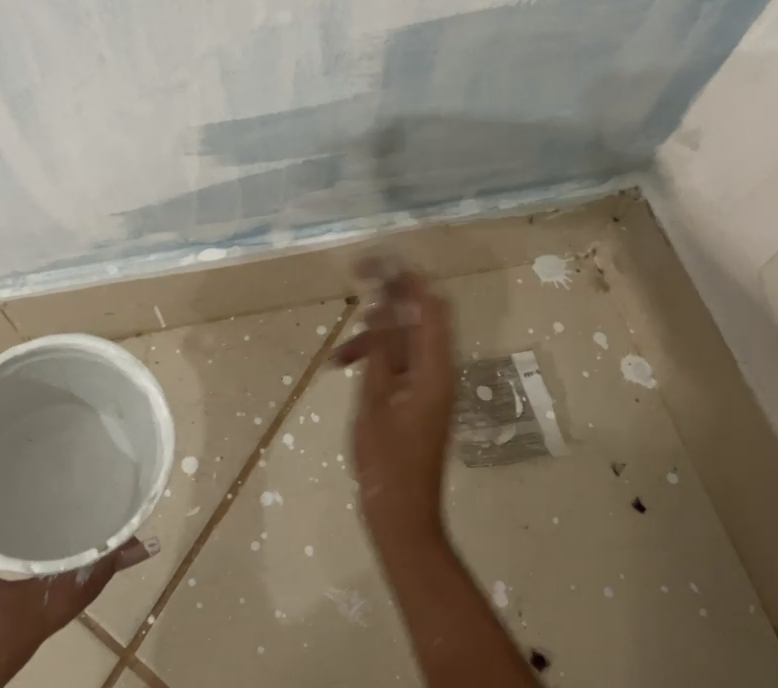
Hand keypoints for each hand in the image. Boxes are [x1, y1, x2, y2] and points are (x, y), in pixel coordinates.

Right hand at [332, 259, 456, 547]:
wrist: (400, 515)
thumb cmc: (387, 458)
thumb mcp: (375, 397)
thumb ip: (380, 346)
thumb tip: (382, 299)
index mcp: (436, 367)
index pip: (431, 304)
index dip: (406, 277)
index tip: (373, 262)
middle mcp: (439, 370)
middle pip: (419, 317)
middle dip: (388, 297)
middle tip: (357, 282)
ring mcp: (429, 386)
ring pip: (403, 342)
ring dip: (373, 336)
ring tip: (338, 352)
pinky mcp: (416, 400)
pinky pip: (398, 364)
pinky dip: (374, 360)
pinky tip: (343, 369)